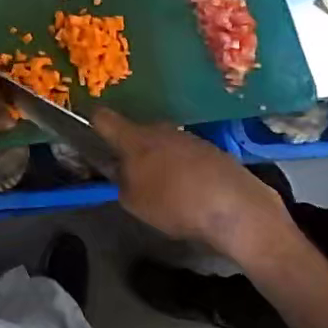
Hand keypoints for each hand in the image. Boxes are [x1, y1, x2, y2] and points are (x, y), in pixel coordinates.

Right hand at [92, 109, 291, 265]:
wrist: (236, 208)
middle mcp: (160, 129)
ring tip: (164, 189)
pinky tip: (190, 193)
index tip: (90, 138)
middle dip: (131, 150)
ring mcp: (189, 137)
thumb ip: (121, 182)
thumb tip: (122, 172)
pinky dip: (183, 169)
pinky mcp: (213, 150)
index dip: (93, 125)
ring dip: (159, 160)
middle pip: (136, 132)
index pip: (103, 119)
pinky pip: (186, 155)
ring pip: (163, 144)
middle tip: (130, 176)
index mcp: (134, 138)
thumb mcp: (134, 202)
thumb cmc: (175, 204)